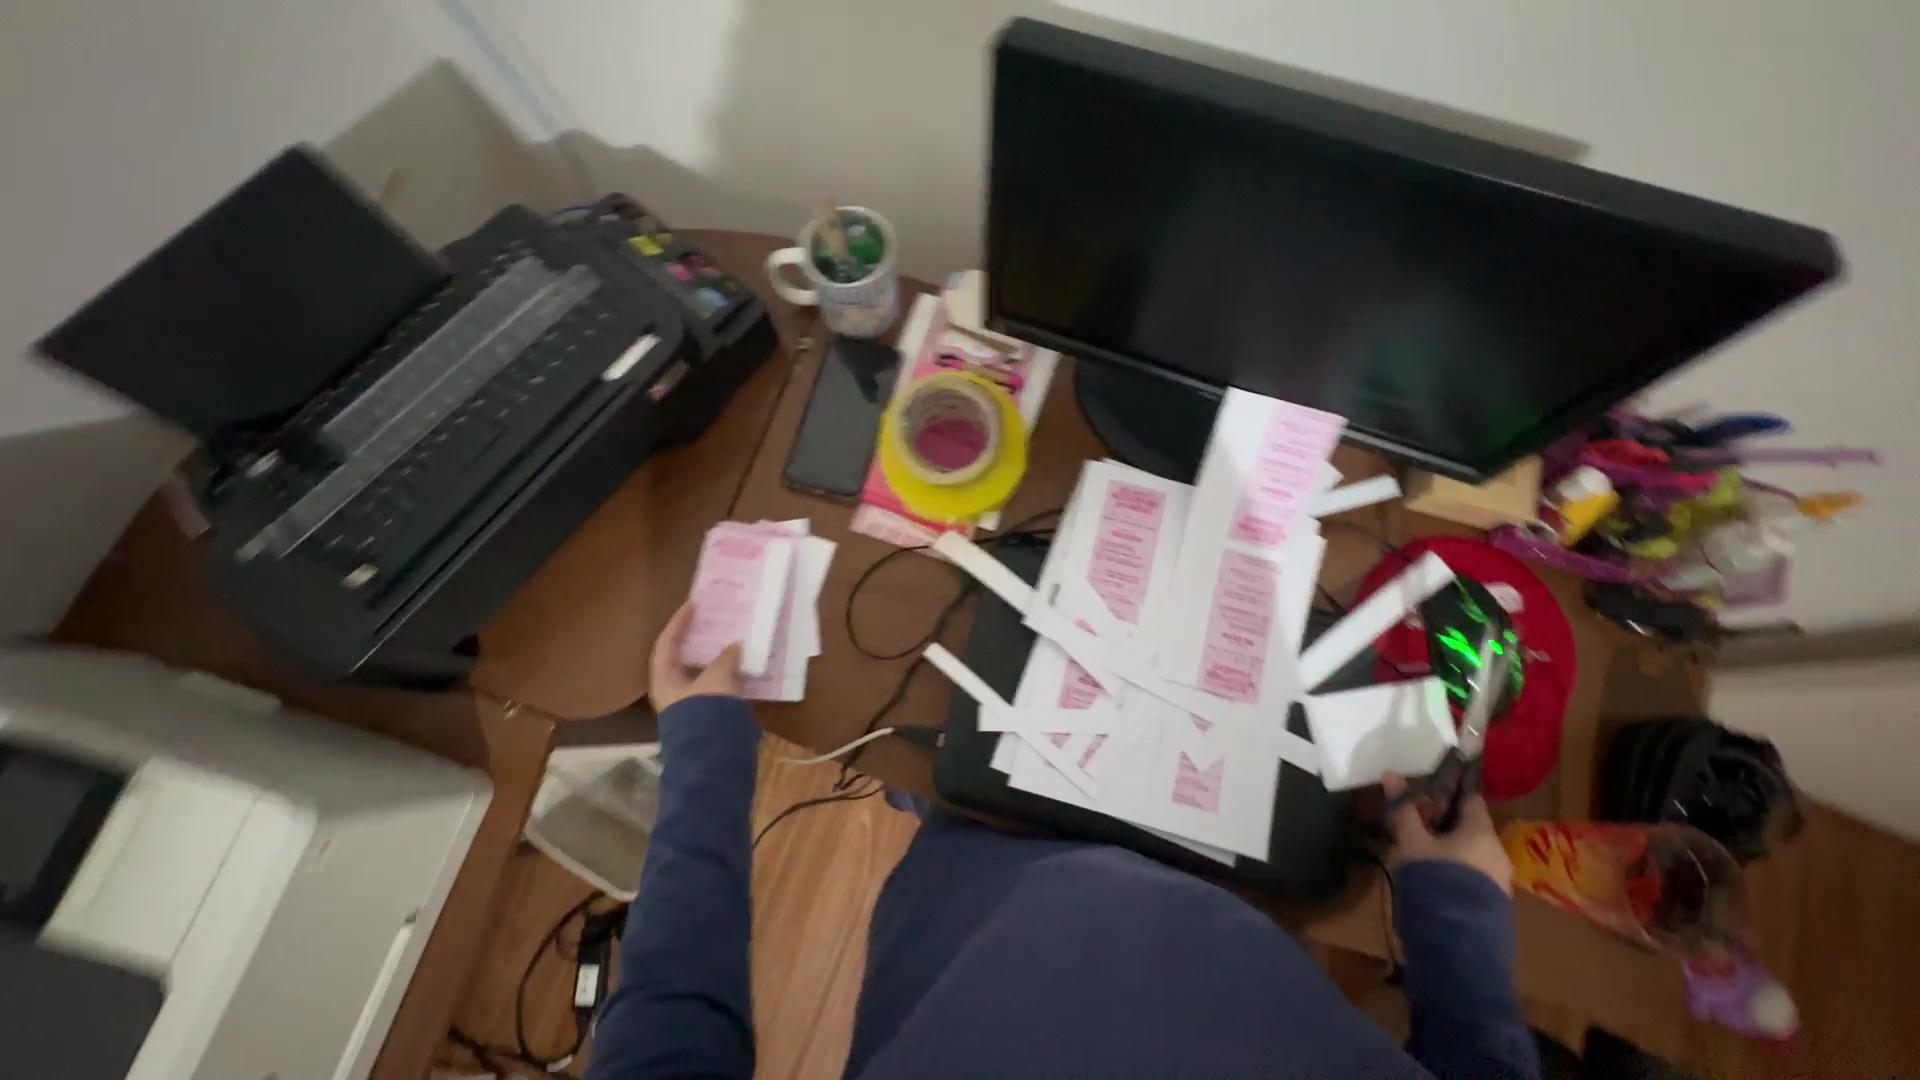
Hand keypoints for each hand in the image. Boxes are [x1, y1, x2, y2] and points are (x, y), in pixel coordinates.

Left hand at [649, 603, 742, 712]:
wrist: (714, 753)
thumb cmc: (707, 710)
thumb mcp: (717, 677)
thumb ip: (725, 658)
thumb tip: (734, 646)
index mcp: (664, 679)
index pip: (666, 643)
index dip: (678, 623)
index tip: (691, 604)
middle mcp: (671, 691)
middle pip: (679, 659)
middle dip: (694, 641)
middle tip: (708, 622)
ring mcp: (688, 704)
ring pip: (698, 673)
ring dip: (711, 658)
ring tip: (727, 641)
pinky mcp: (705, 715)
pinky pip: (712, 686)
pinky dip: (723, 673)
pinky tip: (738, 666)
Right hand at [1382, 772, 1512, 895]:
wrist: (1457, 943)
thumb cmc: (1435, 880)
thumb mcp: (1412, 842)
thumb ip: (1404, 809)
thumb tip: (1391, 773)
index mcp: (1482, 833)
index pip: (1471, 799)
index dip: (1451, 790)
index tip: (1429, 787)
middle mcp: (1497, 853)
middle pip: (1470, 827)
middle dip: (1445, 822)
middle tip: (1416, 821)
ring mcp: (1499, 881)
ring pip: (1471, 852)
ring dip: (1448, 847)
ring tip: (1418, 851)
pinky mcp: (1493, 904)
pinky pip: (1473, 874)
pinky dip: (1454, 868)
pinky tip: (1432, 877)